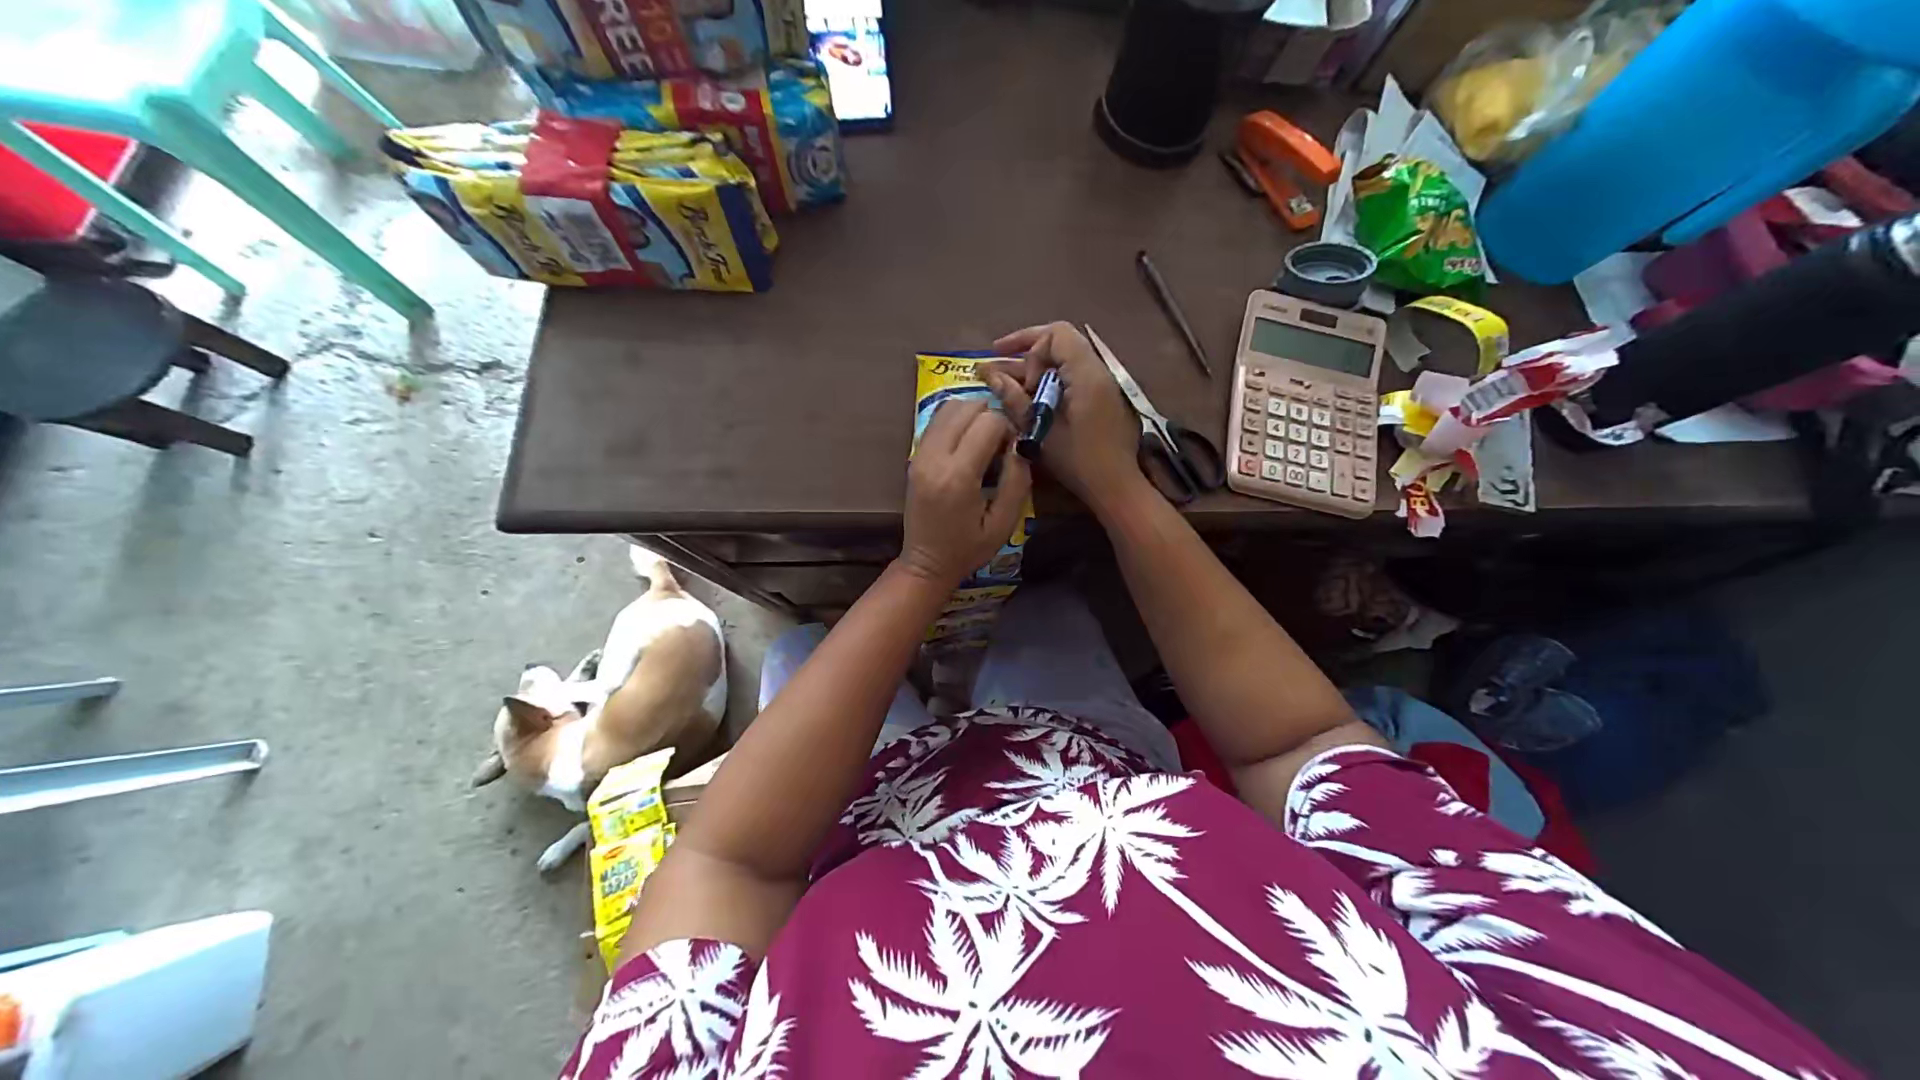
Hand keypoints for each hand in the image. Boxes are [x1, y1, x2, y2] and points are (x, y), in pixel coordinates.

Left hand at [897, 398, 1031, 587]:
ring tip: (984, 441)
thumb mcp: (1003, 523)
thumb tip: (1021, 443)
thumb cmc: (968, 548)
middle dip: (991, 417)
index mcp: (958, 476)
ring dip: (973, 415)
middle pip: (967, 407)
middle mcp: (934, 458)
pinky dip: (956, 421)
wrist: (926, 563)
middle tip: (1001, 444)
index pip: (988, 422)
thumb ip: (1017, 480)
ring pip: (949, 407)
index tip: (1013, 450)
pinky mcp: (914, 456)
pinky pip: (937, 421)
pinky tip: (967, 444)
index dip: (1009, 429)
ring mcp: (920, 454)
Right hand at [981, 322, 1149, 514]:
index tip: (1024, 382)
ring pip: (1063, 360)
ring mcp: (1101, 384)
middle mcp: (1097, 371)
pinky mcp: (1100, 398)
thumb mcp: (1042, 432)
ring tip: (1002, 381)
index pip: (1057, 334)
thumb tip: (992, 376)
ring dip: (1033, 369)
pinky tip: (1026, 396)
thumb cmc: (1079, 461)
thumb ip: (1016, 400)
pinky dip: (1047, 381)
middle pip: (1060, 342)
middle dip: (1025, 350)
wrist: (1116, 486)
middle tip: (996, 359)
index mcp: (1086, 374)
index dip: (1031, 348)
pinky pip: (1071, 377)